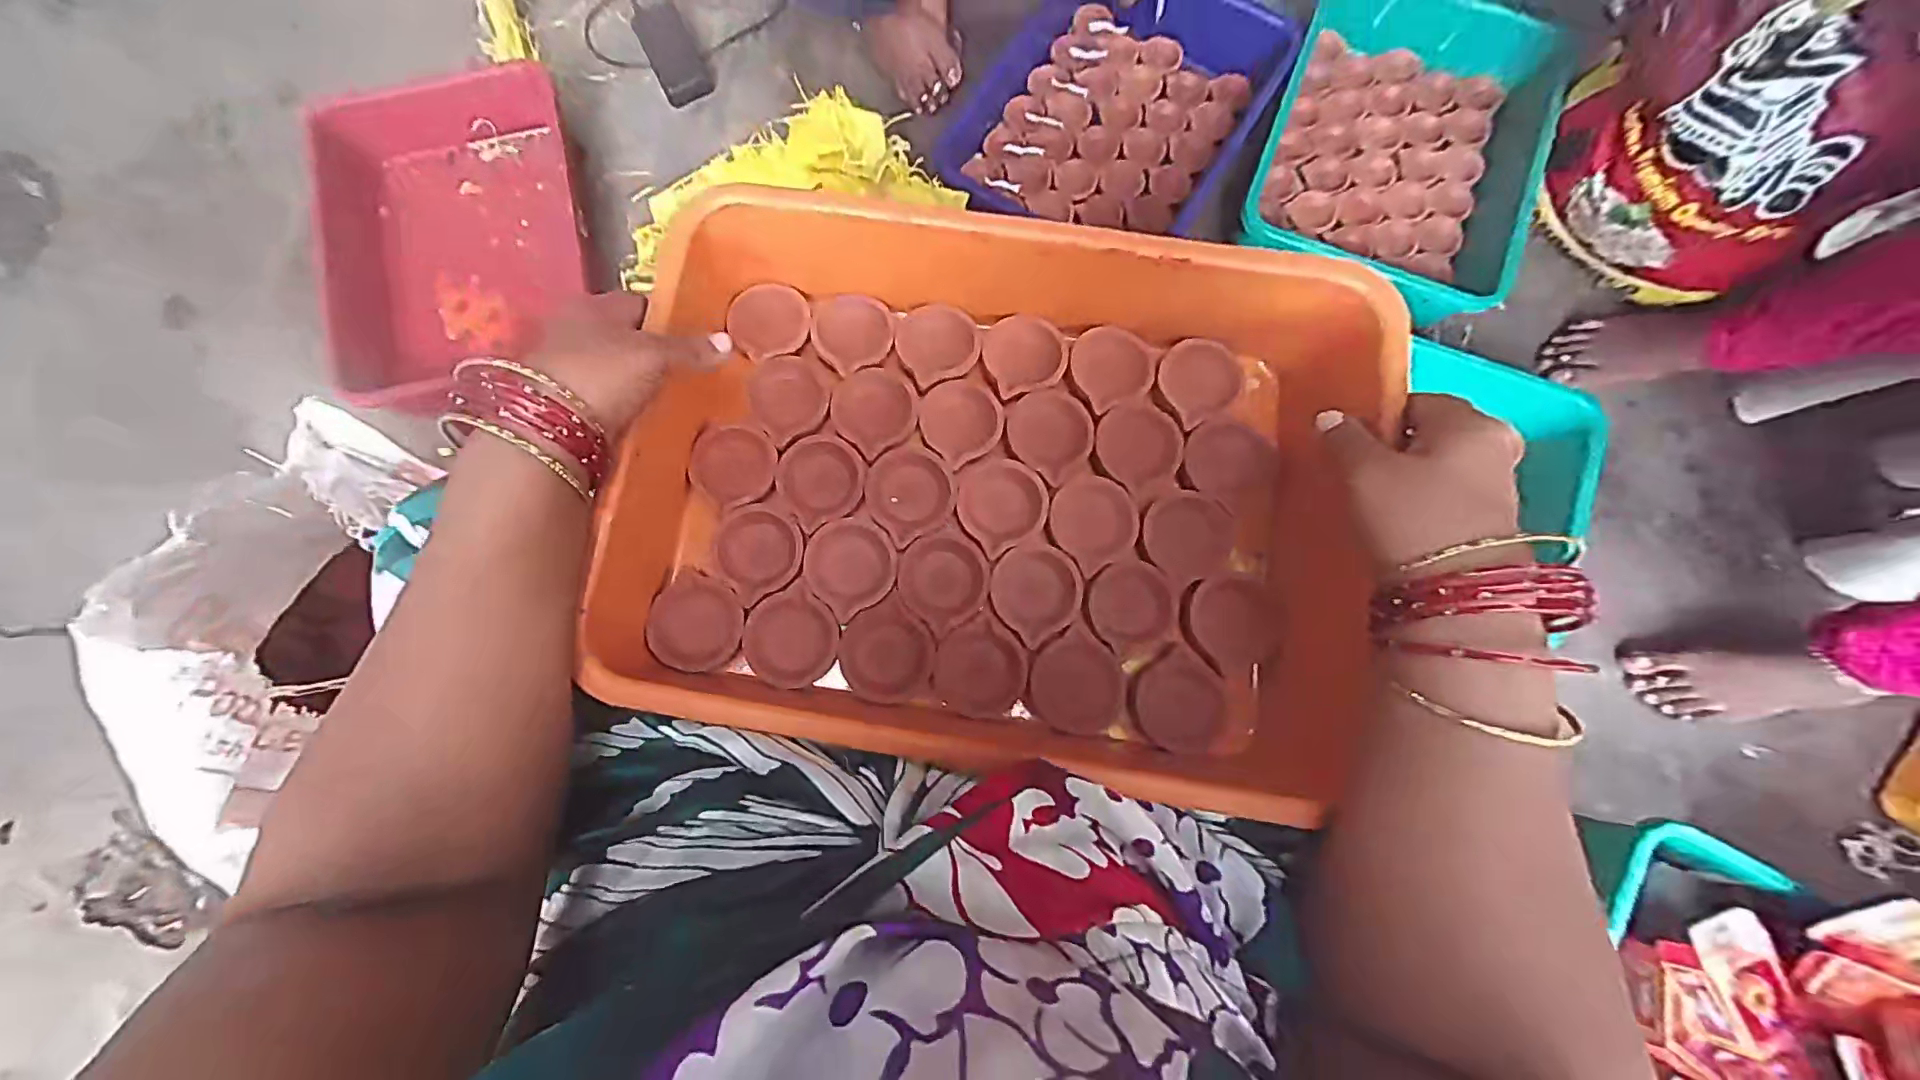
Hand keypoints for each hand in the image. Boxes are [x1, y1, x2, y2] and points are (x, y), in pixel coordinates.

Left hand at [525, 292, 729, 433]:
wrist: (550, 426)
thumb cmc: (603, 374)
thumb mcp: (654, 357)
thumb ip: (689, 349)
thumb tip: (727, 340)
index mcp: (593, 305)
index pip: (641, 304)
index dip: (669, 318)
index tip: (694, 339)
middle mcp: (573, 327)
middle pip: (625, 335)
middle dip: (652, 349)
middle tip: (685, 369)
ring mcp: (565, 364)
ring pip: (613, 366)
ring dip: (636, 378)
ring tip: (668, 393)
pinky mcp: (562, 398)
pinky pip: (605, 393)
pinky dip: (623, 400)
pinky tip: (642, 412)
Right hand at [1317, 394, 1523, 573]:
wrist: (1453, 590)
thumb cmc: (1408, 517)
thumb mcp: (1362, 472)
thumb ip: (1344, 437)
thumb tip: (1331, 416)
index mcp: (1470, 421)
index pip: (1414, 400)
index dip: (1377, 417)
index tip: (1348, 442)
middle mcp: (1497, 444)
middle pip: (1430, 433)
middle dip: (1393, 447)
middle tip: (1357, 470)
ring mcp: (1501, 484)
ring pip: (1439, 465)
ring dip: (1407, 475)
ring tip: (1371, 497)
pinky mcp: (1493, 520)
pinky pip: (1447, 494)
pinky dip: (1422, 499)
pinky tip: (1396, 519)